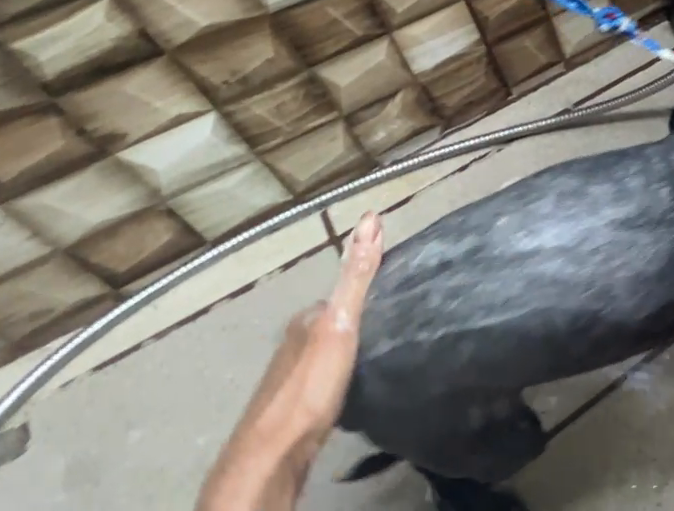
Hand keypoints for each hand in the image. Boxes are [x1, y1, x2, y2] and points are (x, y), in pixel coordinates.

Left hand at [198, 213, 382, 510]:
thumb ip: (356, 275)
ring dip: (353, 347)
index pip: (342, 294)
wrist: (272, 457)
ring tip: (386, 349)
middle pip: (333, 321)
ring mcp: (291, 377)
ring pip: (329, 351)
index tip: (401, 289)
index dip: (370, 289)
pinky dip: (344, 373)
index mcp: (305, 321)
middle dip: (362, 318)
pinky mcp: (296, 408)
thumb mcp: (340, 323)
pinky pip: (327, 377)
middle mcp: (294, 344)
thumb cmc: (309, 386)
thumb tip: (371, 216)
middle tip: (401, 319)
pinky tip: (358, 383)